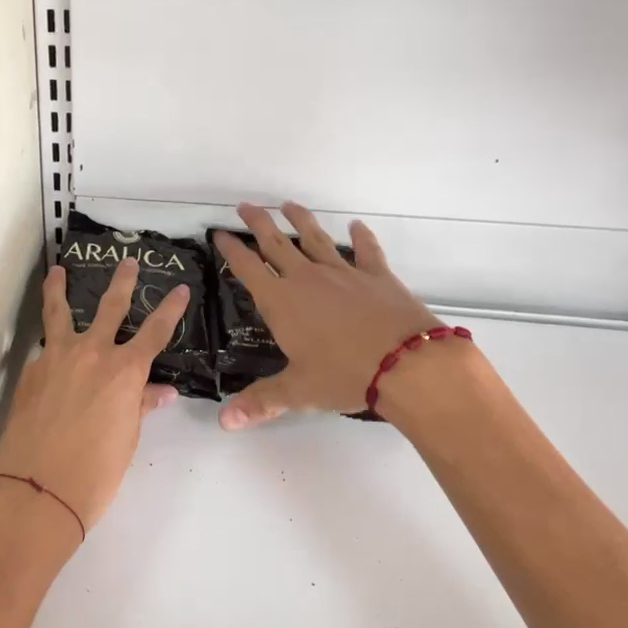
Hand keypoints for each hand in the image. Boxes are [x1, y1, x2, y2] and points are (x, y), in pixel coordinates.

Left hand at [0, 258, 188, 532]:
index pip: (155, 332)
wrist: (38, 489)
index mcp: (125, 371)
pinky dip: (50, 346)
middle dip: (122, 282)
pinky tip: (49, 354)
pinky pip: (45, 350)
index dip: (170, 309)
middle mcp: (92, 353)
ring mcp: (57, 357)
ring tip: (58, 271)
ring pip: (59, 312)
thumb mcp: (127, 439)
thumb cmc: (95, 472)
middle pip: (110, 307)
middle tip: (127, 262)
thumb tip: (160, 391)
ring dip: (60, 288)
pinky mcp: (31, 371)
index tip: (179, 289)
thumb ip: (141, 406)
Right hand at [213, 202, 440, 428]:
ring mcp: (343, 273)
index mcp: (282, 302)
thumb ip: (261, 402)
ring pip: (315, 239)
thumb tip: (224, 422)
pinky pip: (366, 250)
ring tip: (289, 205)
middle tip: (246, 205)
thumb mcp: (298, 392)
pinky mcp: (377, 275)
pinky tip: (356, 225)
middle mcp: (307, 279)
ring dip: (300, 220)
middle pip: (277, 243)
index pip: (248, 268)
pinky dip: (361, 237)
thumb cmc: (345, 376)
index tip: (220, 234)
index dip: (232, 250)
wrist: (407, 364)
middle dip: (259, 223)